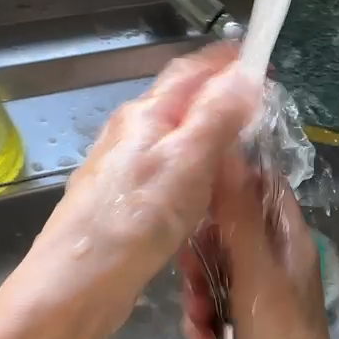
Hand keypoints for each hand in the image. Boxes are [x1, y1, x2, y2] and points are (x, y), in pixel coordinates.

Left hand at [4, 45, 257, 336]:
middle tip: (259, 104)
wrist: (80, 282)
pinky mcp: (126, 204)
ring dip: (207, 133)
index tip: (257, 56)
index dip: (223, 61)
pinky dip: (196, 169)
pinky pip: (169, 172)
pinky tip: (207, 189)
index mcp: (146, 115)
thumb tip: (246, 74)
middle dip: (218, 95)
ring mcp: (125, 169)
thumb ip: (217, 117)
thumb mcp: (187, 161)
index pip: (189, 72)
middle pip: (179, 102)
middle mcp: (131, 134)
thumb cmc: (136, 219)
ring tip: (241, 143)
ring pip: (174, 139)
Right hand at [180, 155, 338, 338]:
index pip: (261, 187)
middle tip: (190, 277)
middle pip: (227, 230)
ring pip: (216, 268)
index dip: (227, 185)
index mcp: (289, 239)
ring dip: (198, 293)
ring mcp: (263, 288)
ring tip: (198, 320)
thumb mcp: (255, 274)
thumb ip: (240, 216)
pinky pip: (217, 301)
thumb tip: (229, 154)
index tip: (192, 195)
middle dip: (201, 254)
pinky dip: (204, 317)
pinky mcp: (249, 316)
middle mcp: (277, 257)